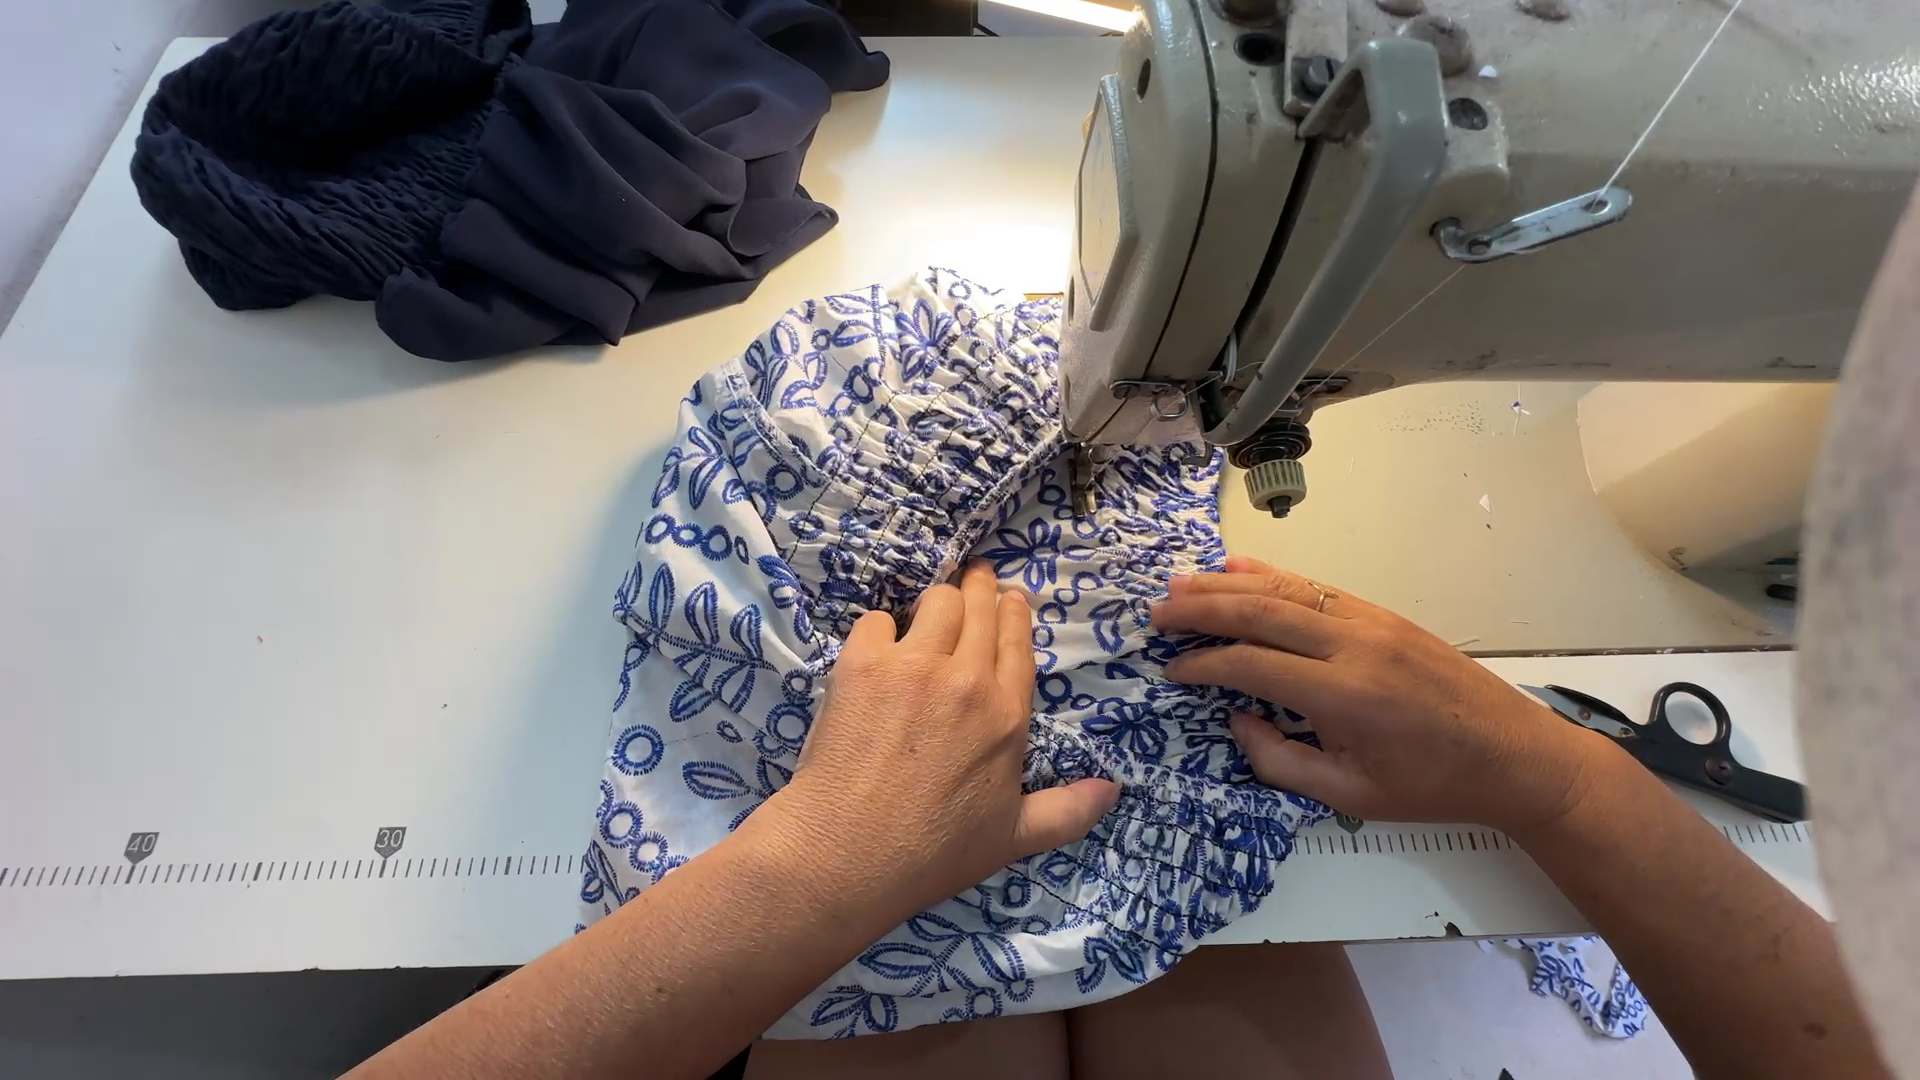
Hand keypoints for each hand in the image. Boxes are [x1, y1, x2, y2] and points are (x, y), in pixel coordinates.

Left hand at [771, 561, 1119, 913]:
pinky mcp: (863, 662)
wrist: (848, 855)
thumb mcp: (1013, 839)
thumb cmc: (934, 852)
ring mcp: (915, 665)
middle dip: (980, 584)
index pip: (1018, 642)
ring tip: (929, 610)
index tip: (1010, 595)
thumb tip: (1113, 790)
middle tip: (975, 573)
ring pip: (937, 601)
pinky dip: (880, 631)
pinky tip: (878, 651)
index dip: (1014, 612)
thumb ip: (1067, 812)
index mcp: (1007, 715)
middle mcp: (967, 679)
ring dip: (937, 602)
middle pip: (980, 608)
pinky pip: (878, 620)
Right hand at [1150, 555, 1613, 835]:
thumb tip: (1235, 715)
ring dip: (1224, 583)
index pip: (1251, 664)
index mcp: (1344, 696)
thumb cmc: (1430, 785)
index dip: (1203, 666)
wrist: (1517, 755)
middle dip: (1200, 609)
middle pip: (1257, 611)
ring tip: (1179, 584)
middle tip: (1156, 613)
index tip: (1171, 671)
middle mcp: (1351, 644)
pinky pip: (1312, 584)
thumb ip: (1279, 760)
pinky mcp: (1379, 610)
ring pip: (1281, 588)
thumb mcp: (1349, 795)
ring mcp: (1367, 619)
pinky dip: (1268, 573)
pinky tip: (1235, 564)